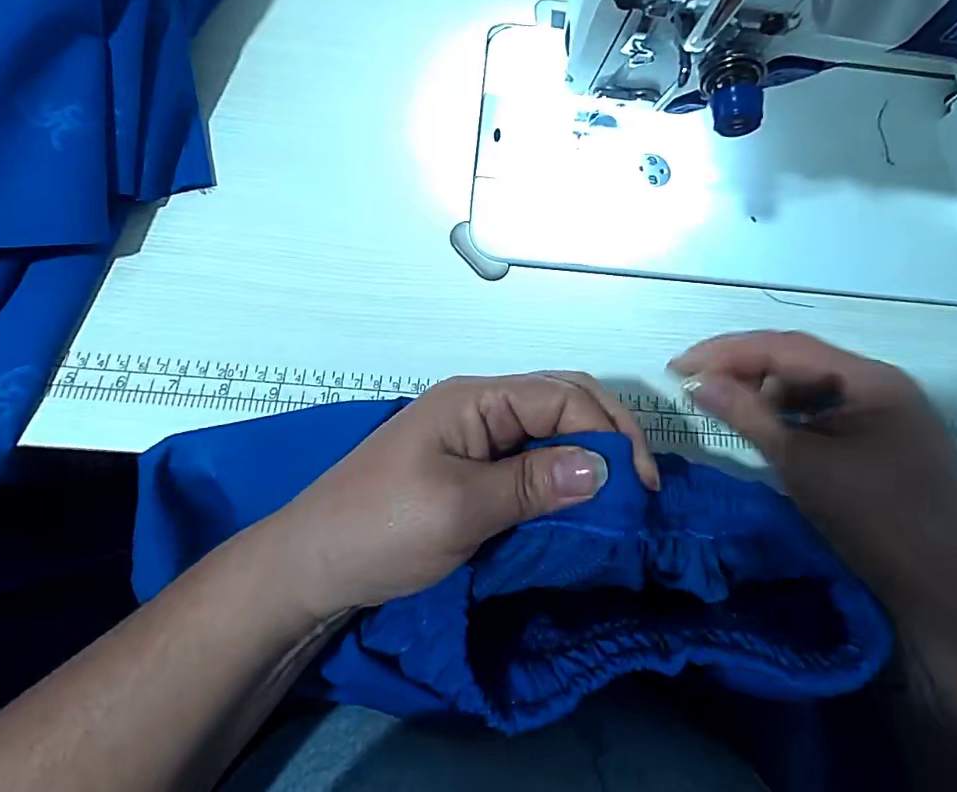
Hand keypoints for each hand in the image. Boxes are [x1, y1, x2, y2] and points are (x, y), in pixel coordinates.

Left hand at [256, 373, 660, 616]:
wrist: (314, 561)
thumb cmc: (381, 528)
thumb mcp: (461, 508)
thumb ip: (532, 484)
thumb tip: (606, 468)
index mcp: (474, 398)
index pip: (562, 396)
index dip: (609, 433)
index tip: (642, 491)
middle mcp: (477, 404)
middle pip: (560, 400)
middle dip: (606, 434)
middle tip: (640, 491)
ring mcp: (471, 433)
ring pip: (546, 427)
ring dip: (586, 452)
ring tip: (620, 494)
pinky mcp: (468, 464)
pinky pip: (526, 455)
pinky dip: (559, 471)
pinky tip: (578, 496)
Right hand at [670, 332, 956, 646]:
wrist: (956, 601)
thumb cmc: (877, 523)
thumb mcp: (801, 464)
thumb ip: (746, 414)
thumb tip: (697, 382)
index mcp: (871, 379)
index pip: (784, 346)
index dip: (724, 352)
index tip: (677, 368)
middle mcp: (884, 385)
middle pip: (799, 359)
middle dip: (742, 368)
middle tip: (694, 384)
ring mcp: (891, 414)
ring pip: (812, 385)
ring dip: (766, 391)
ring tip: (728, 409)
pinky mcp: (889, 442)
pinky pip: (828, 412)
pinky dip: (792, 415)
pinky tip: (770, 431)